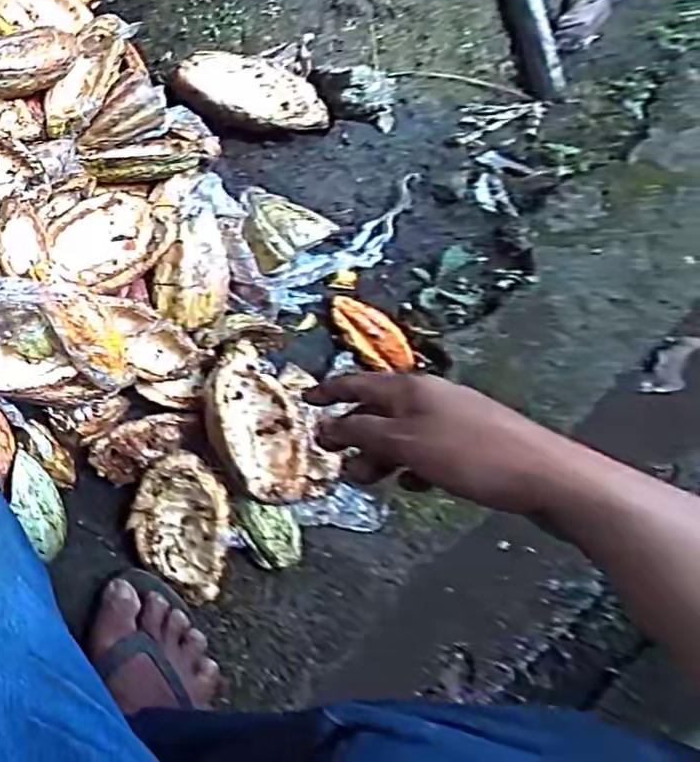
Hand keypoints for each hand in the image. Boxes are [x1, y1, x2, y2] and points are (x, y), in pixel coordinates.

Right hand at [307, 373, 587, 514]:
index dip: (325, 392)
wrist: (564, 484)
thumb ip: (355, 433)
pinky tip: (419, 484)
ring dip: (383, 456)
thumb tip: (323, 427)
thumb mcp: (400, 443)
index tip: (304, 401)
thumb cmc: (471, 456)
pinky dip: (415, 463)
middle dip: (354, 437)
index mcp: (409, 388)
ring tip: (374, 479)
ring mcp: (460, 419)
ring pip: (404, 433)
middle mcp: (432, 396)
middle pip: (378, 412)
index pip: (353, 384)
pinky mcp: (483, 443)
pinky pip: (432, 447)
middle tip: (339, 458)